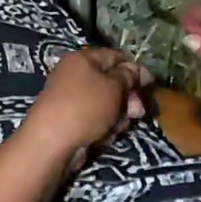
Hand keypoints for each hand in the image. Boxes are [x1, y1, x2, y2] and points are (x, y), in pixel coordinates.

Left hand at [23, 48, 150, 155]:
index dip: (134, 69)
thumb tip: (135, 69)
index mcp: (83, 59)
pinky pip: (96, 118)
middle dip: (128, 97)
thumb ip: (128, 75)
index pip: (115, 57)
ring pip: (107, 103)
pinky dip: (105, 126)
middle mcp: (76, 75)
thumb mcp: (113, 86)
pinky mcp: (71, 120)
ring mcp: (72, 99)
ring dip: (119, 114)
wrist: (51, 144)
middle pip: (112, 81)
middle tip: (138, 112)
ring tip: (118, 127)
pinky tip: (106, 136)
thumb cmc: (85, 107)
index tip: (149, 85)